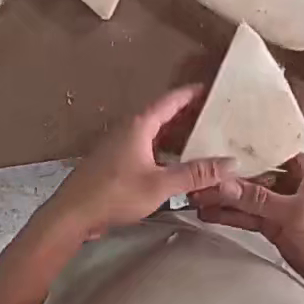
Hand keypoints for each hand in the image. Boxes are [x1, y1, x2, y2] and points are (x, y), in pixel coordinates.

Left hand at [39, 85, 233, 241]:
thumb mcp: (160, 185)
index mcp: (138, 126)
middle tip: (214, 118)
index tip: (213, 89)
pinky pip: (143, 150)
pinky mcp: (112, 164)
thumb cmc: (113, 194)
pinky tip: (174, 166)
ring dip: (174, 136)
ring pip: (152, 135)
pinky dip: (161, 153)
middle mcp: (126, 130)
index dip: (192, 94)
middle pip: (162, 116)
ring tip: (201, 141)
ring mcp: (117, 147)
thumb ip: (195, 174)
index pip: (170, 100)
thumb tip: (230, 164)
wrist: (73, 214)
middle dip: (188, 116)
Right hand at [190, 155, 303, 303]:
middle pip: (253, 177)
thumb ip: (259, 199)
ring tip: (196, 199)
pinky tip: (210, 214)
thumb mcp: (296, 214)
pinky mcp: (275, 226)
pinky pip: (248, 216)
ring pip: (247, 198)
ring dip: (223, 199)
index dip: (243, 153)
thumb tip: (227, 185)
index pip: (269, 153)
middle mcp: (294, 185)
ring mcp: (283, 206)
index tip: (215, 153)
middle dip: (225, 180)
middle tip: (198, 182)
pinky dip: (230, 216)